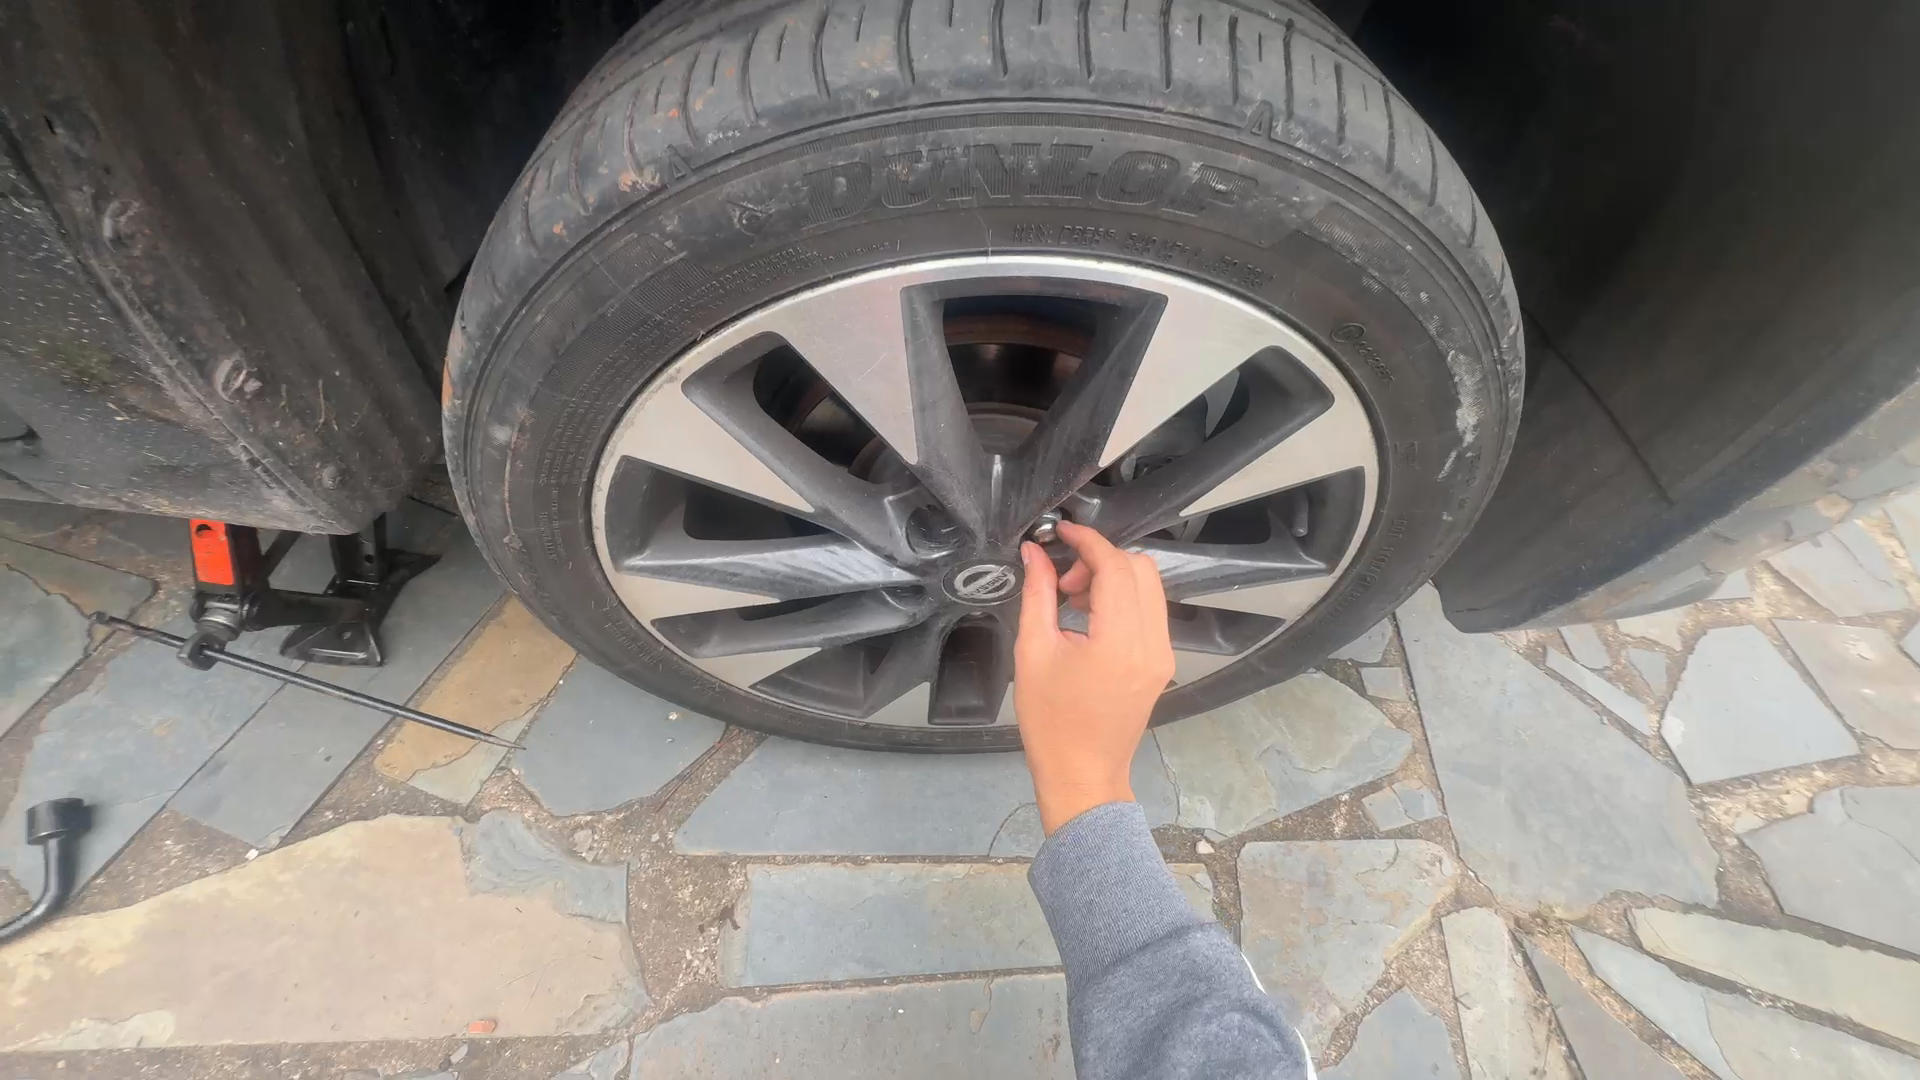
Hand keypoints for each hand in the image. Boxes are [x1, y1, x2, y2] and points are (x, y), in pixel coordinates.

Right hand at [1014, 521, 1176, 834]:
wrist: (1082, 773)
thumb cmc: (1049, 720)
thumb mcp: (1033, 652)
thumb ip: (1037, 594)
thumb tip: (1035, 552)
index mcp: (1119, 642)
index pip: (1116, 567)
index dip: (1088, 541)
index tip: (1061, 533)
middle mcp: (1153, 644)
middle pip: (1140, 568)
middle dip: (1100, 560)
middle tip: (1064, 582)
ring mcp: (1164, 654)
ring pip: (1150, 586)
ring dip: (1113, 578)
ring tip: (1074, 601)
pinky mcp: (1163, 662)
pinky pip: (1151, 610)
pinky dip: (1123, 599)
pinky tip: (1092, 618)